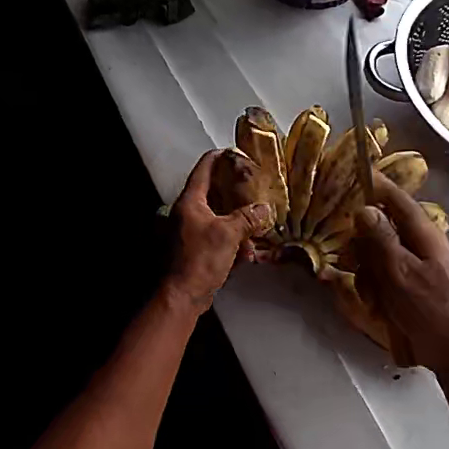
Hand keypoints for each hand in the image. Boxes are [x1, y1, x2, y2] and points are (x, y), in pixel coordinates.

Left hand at [163, 149, 273, 310]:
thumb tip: (265, 208)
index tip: (236, 152)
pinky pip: (218, 236)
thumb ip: (248, 218)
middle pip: (213, 191)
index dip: (220, 157)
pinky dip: (233, 240)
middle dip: (235, 190)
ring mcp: (190, 231)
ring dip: (238, 220)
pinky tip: (247, 252)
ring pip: (218, 216)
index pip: (204, 168)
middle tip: (254, 186)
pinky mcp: (196, 249)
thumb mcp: (229, 233)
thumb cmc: (200, 259)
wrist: (182, 296)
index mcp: (190, 201)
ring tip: (256, 226)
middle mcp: (187, 213)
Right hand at [351, 174, 448, 373]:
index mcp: (423, 234)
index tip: (354, 175)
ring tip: (374, 298)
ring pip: (376, 257)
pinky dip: (375, 291)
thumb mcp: (401, 274)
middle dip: (363, 246)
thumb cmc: (433, 311)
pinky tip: (378, 308)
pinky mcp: (409, 289)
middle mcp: (419, 246)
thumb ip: (380, 241)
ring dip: (368, 274)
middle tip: (355, 263)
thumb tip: (364, 208)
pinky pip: (382, 280)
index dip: (377, 186)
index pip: (397, 199)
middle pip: (380, 230)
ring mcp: (414, 268)